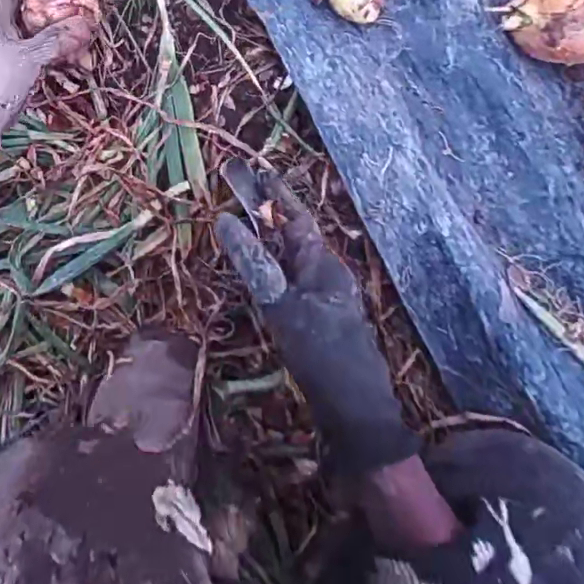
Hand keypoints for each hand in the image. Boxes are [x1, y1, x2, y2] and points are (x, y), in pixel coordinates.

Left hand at [0, 0, 79, 173]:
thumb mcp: (29, 58)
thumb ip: (57, 39)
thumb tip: (84, 23)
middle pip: (25, 6)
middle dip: (52, 7)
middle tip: (75, 6)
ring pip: (31, 32)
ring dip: (56, 35)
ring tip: (81, 42)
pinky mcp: (5, 68)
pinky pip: (32, 52)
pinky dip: (51, 53)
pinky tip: (69, 62)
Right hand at [214, 161, 418, 473]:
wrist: (358, 416)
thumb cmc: (324, 359)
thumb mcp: (284, 308)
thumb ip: (254, 264)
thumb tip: (226, 222)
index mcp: (324, 265)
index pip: (294, 216)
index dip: (271, 191)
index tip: (248, 167)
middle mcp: (322, 273)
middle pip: (287, 230)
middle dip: (260, 204)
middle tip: (232, 178)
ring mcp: (318, 295)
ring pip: (285, 253)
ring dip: (262, 230)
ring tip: (236, 209)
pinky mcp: (310, 316)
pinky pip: (284, 276)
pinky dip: (264, 260)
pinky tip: (250, 261)